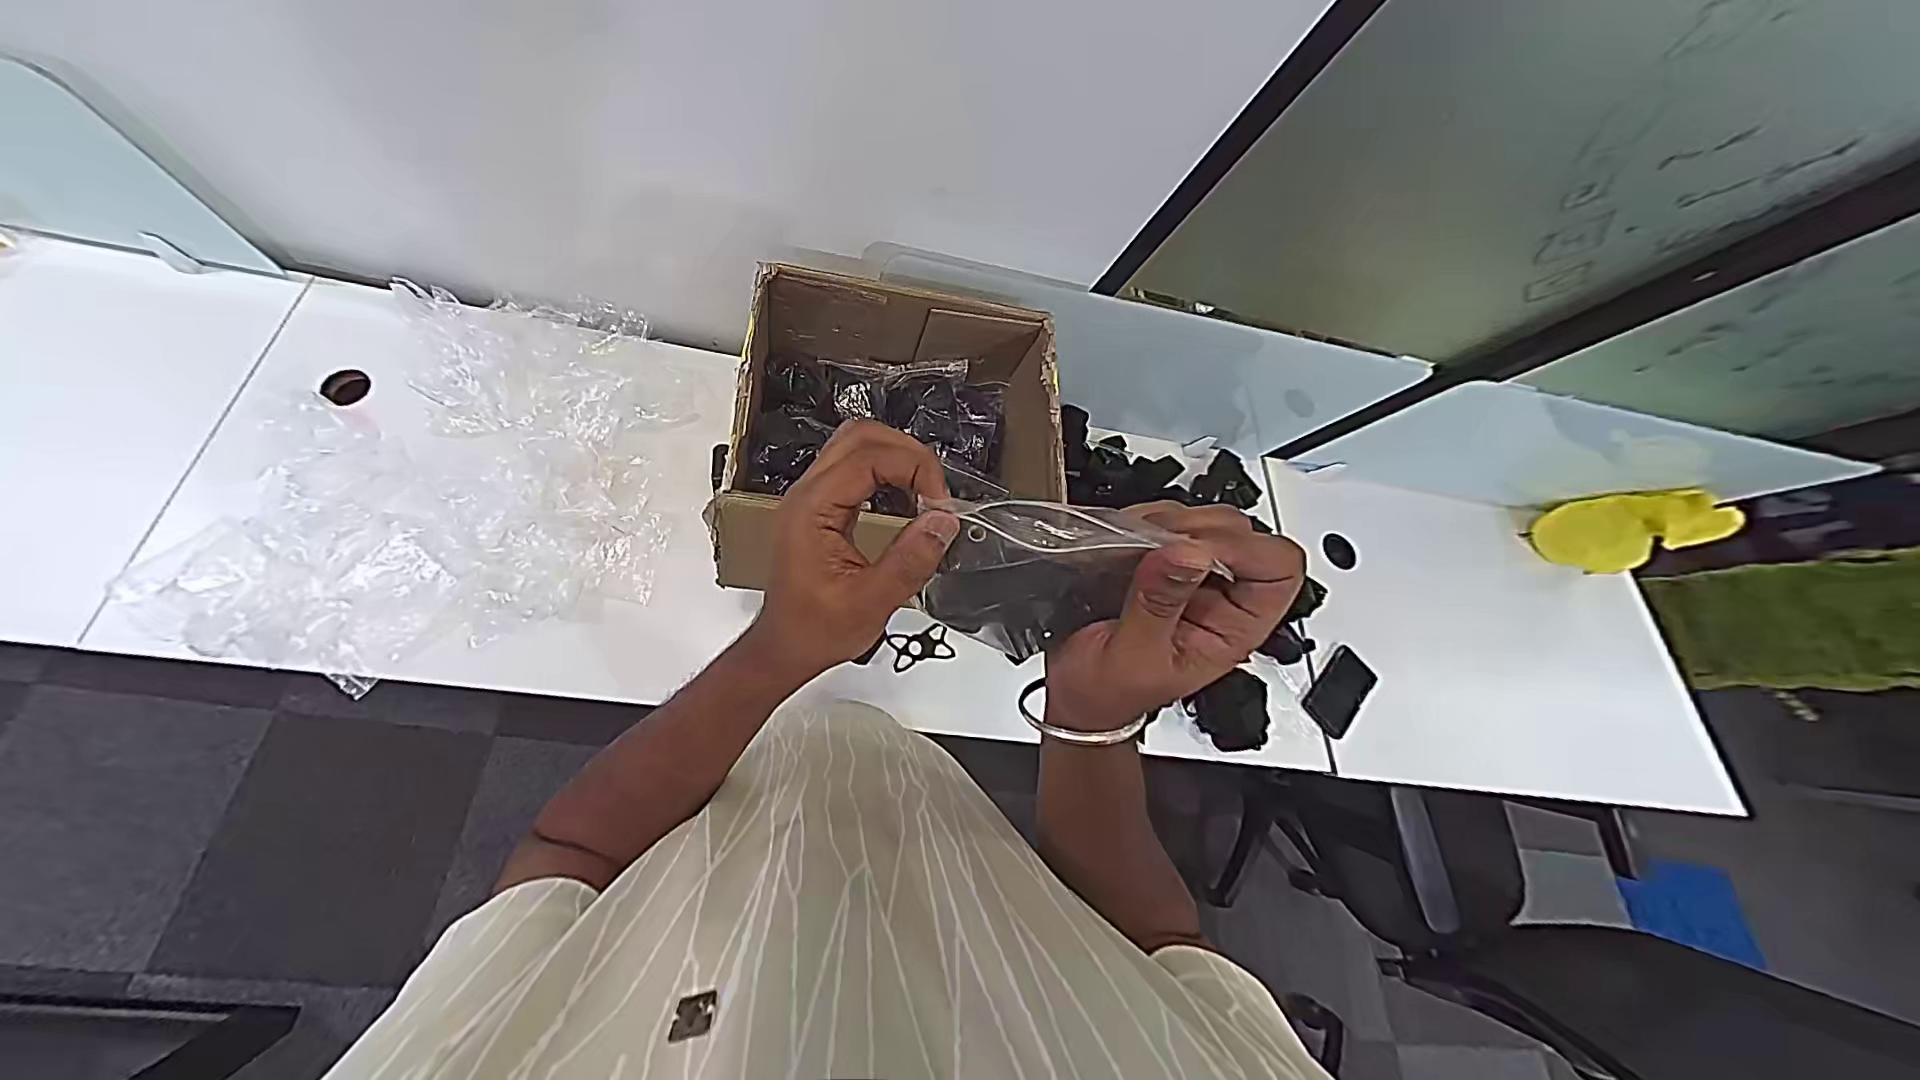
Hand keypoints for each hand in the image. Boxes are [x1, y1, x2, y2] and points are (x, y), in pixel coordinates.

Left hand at [741, 420, 960, 683]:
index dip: (914, 468)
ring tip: (924, 497)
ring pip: (859, 446)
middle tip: (934, 491)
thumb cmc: (813, 630)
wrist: (787, 646)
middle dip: (908, 454)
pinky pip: (858, 471)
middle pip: (862, 436)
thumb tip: (943, 523)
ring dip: (899, 462)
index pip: (869, 456)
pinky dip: (889, 476)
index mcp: (812, 510)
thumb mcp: (871, 602)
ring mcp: (814, 499)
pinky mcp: (823, 509)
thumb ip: (910, 560)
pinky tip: (906, 504)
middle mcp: (808, 495)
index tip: (938, 503)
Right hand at [1044, 503, 1304, 732]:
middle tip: (1157, 547)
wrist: (1070, 690)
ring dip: (1168, 523)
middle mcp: (1216, 596)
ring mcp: (1186, 573)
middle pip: (1242, 534)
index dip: (1245, 551)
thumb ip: (1158, 607)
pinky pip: (1164, 519)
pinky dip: (1143, 519)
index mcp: (1231, 629)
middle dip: (1197, 531)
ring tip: (1133, 548)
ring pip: (1204, 519)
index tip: (1196, 551)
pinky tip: (1122, 542)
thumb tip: (1188, 555)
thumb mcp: (1133, 658)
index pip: (1277, 571)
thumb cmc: (1106, 691)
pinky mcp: (1154, 557)